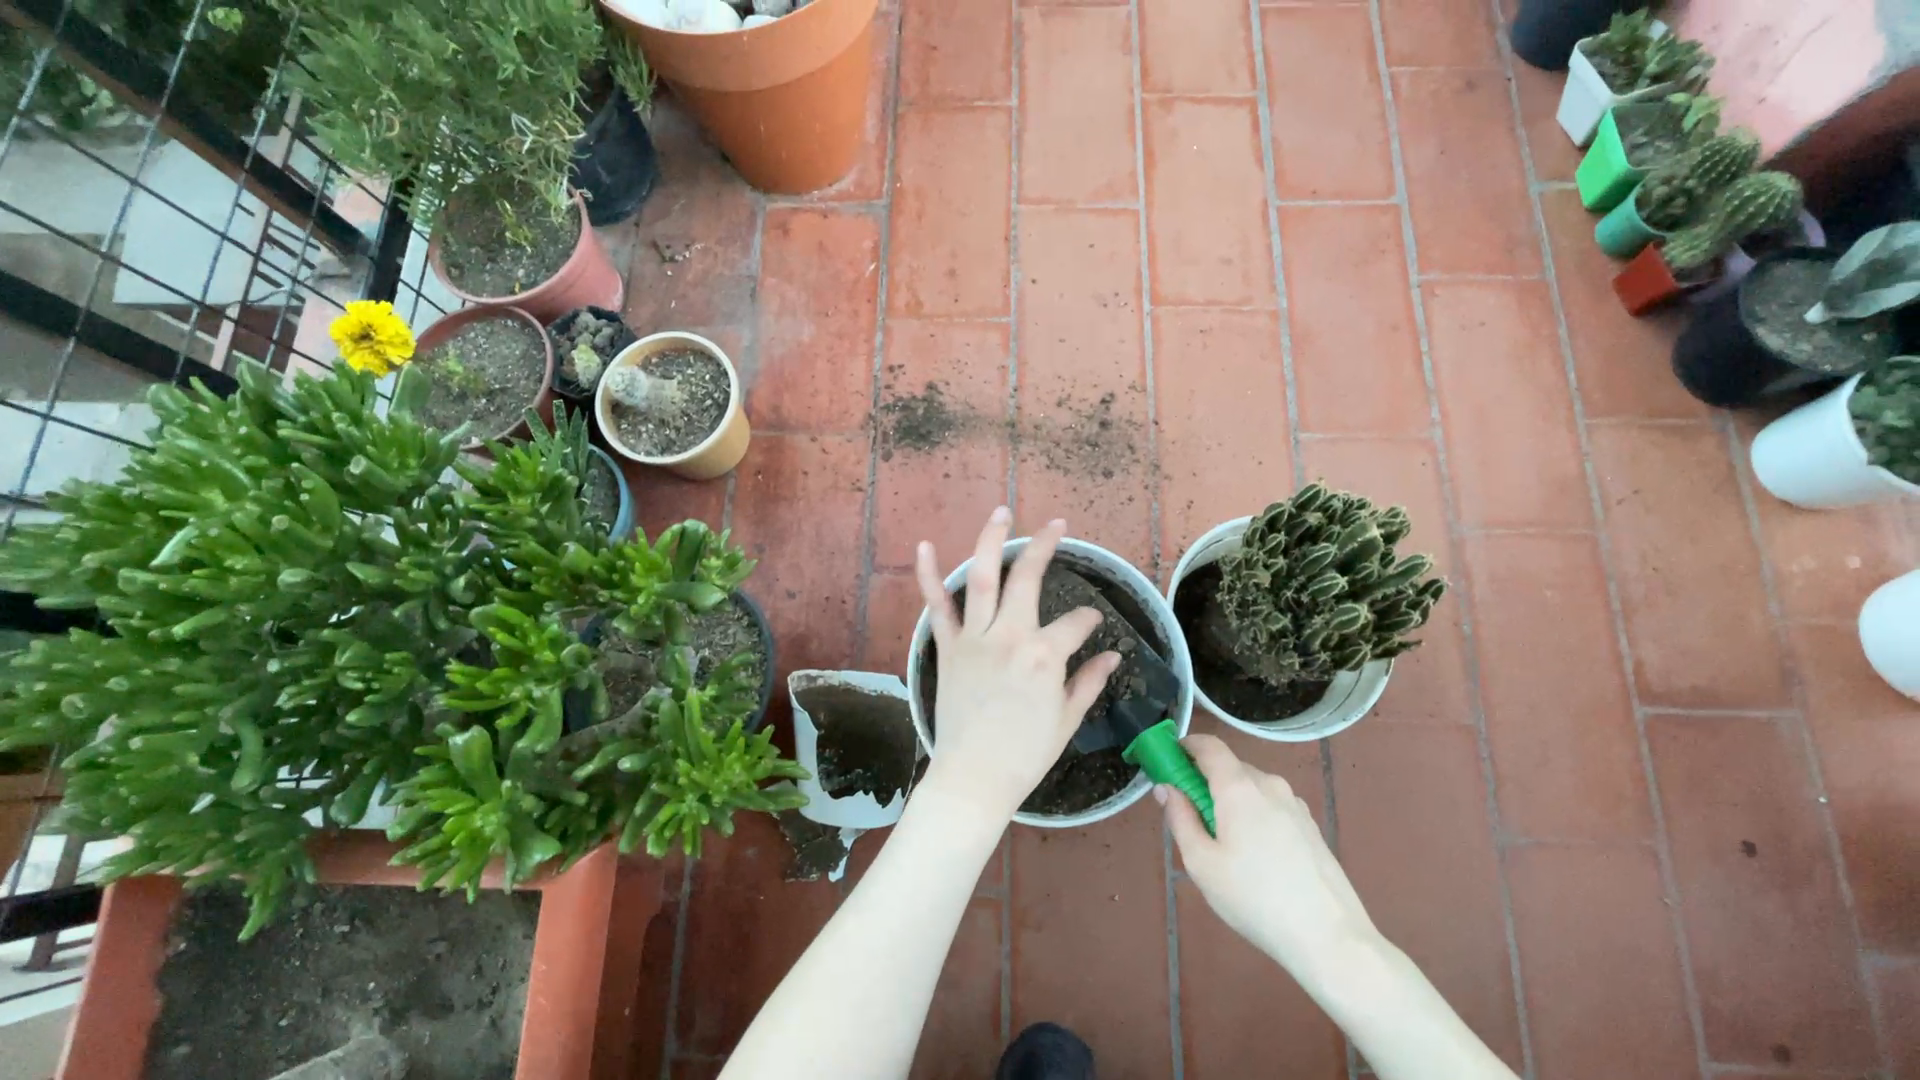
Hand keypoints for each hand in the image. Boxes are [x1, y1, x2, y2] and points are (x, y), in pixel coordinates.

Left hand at [913, 509, 1120, 821]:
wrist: (974, 778)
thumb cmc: (1026, 755)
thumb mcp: (1068, 720)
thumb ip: (1089, 682)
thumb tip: (1112, 656)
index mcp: (1046, 656)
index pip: (1076, 623)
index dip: (1088, 621)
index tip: (1091, 625)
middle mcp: (1010, 636)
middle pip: (1028, 578)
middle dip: (1045, 546)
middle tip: (1057, 524)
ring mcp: (975, 639)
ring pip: (981, 578)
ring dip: (991, 540)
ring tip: (1001, 512)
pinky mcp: (948, 648)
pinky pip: (937, 606)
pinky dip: (929, 575)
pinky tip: (926, 545)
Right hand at [1161, 735, 1379, 978]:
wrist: (1329, 936)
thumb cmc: (1254, 898)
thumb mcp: (1202, 863)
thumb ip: (1180, 819)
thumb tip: (1167, 788)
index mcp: (1239, 787)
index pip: (1208, 745)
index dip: (1184, 747)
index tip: (1167, 765)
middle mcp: (1270, 785)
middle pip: (1229, 768)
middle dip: (1205, 783)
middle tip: (1190, 820)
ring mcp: (1295, 805)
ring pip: (1252, 789)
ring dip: (1230, 802)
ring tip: (1225, 848)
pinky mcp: (1310, 826)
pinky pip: (1271, 807)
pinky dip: (1254, 816)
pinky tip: (1256, 859)